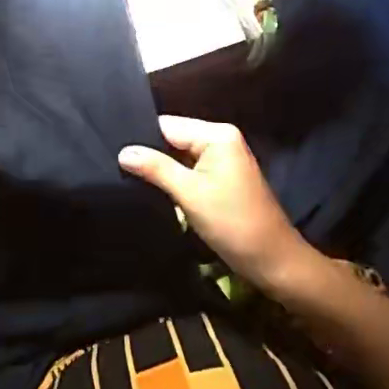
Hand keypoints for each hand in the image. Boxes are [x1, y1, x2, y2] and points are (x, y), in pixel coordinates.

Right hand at [118, 116, 329, 293]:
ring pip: (178, 153)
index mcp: (217, 135)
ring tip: (128, 174)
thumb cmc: (234, 224)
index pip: (167, 126)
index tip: (113, 150)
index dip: (141, 137)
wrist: (275, 262)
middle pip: (172, 137)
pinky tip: (152, 185)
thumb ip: (155, 168)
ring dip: (160, 166)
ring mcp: (222, 158)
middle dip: (149, 152)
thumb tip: (122, 151)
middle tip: (117, 164)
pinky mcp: (221, 176)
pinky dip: (173, 176)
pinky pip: (189, 167)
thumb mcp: (189, 194)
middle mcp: (221, 139)